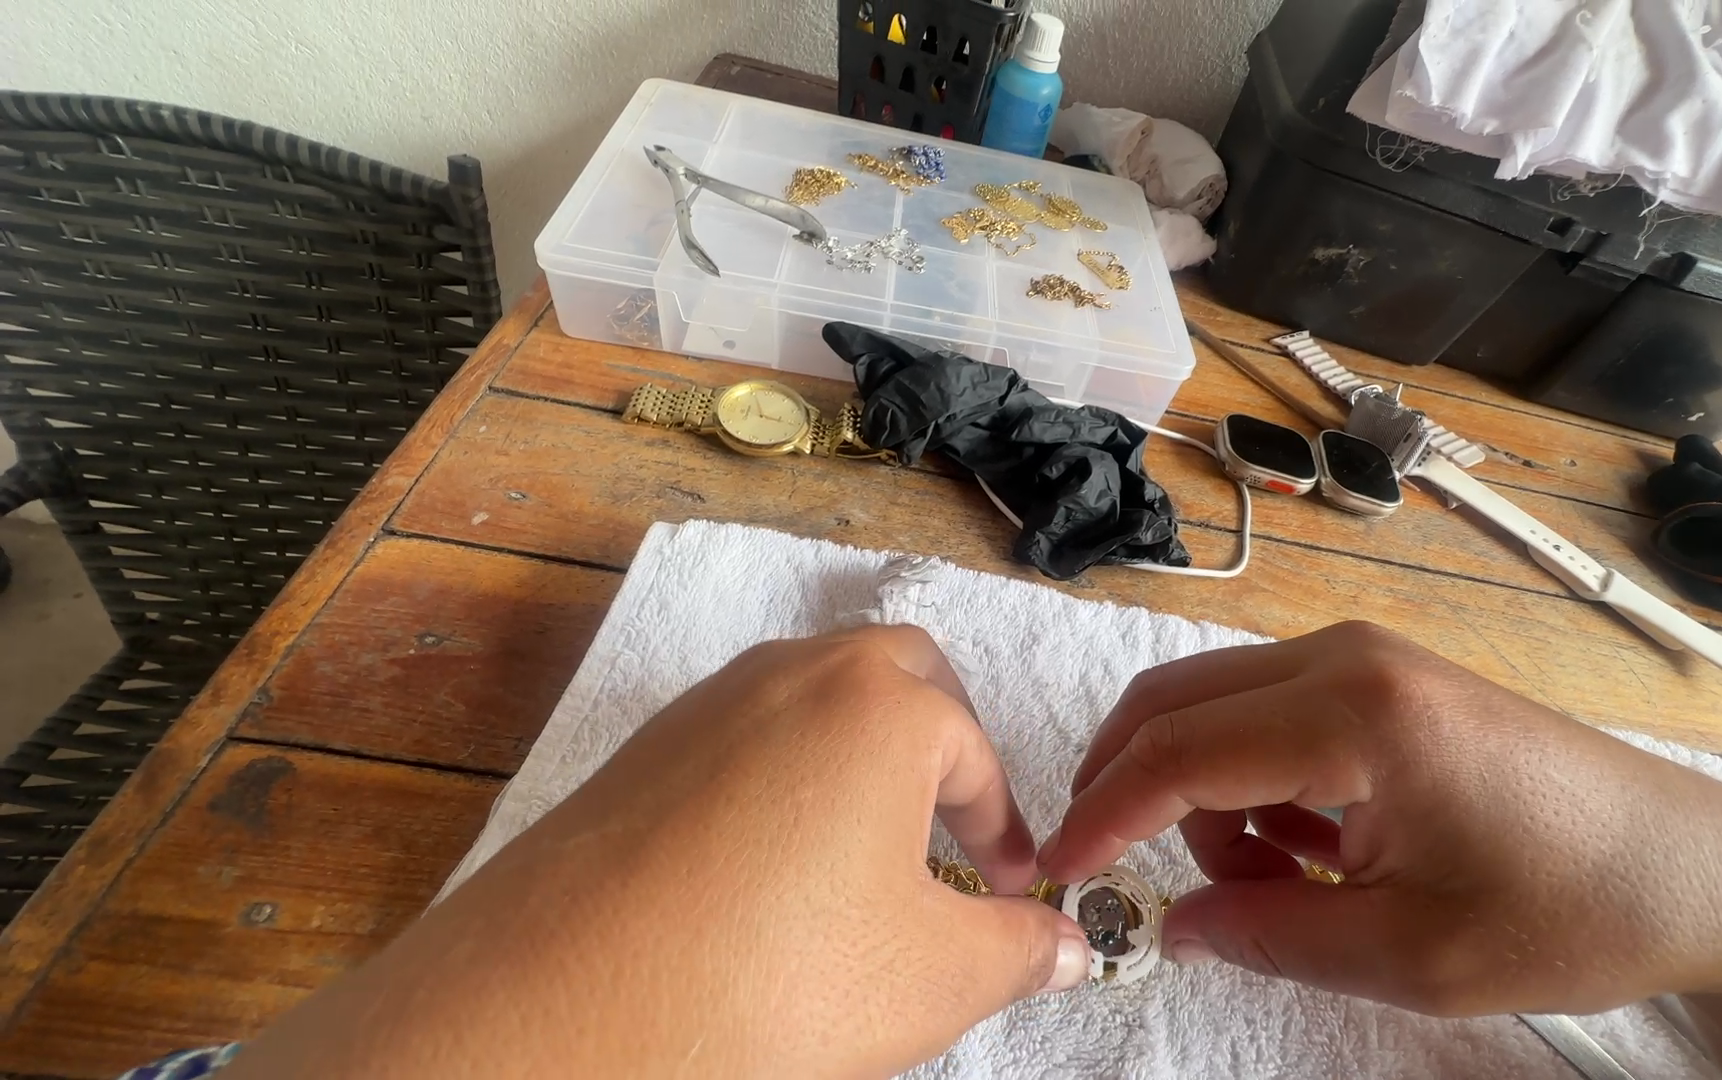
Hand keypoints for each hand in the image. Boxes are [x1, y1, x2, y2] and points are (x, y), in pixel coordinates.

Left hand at [225, 626, 1092, 1078]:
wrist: (552, 1014)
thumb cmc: (779, 979)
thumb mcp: (932, 976)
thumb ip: (1020, 950)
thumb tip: (1074, 950)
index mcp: (885, 705)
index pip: (975, 754)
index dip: (1002, 827)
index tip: (1009, 888)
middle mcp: (806, 670)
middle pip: (905, 671)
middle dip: (943, 739)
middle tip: (947, 821)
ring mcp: (722, 691)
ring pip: (826, 684)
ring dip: (866, 738)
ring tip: (866, 829)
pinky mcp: (658, 731)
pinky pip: (757, 716)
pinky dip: (794, 753)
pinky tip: (772, 841)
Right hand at [1039, 622, 1721, 1023]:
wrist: (1693, 863)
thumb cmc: (1565, 913)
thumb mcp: (1408, 956)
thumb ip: (1265, 935)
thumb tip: (1170, 930)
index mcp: (1352, 715)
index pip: (1182, 753)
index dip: (1106, 812)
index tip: (1061, 868)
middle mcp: (1334, 656)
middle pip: (1171, 702)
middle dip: (1125, 781)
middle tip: (1111, 857)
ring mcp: (1346, 652)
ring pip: (1205, 704)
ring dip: (1197, 793)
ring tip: (1267, 879)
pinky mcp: (1357, 668)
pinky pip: (1251, 710)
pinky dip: (1240, 778)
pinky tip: (1302, 838)